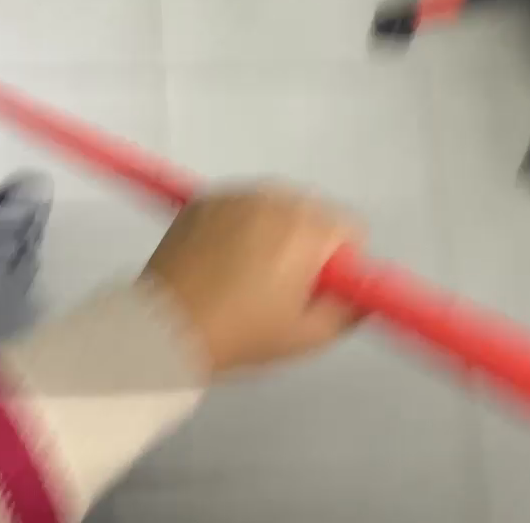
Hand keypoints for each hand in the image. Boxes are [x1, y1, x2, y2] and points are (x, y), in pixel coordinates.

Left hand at [140, 186, 363, 376]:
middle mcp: (270, 198)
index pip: (349, 228)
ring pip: (273, 205)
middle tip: (285, 283)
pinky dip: (241, 223)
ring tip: (250, 272)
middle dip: (308, 241)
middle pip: (310, 211)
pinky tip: (224, 258)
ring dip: (274, 229)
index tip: (321, 287)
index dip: (342, 261)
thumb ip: (349, 309)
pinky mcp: (202, 198)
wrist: (168, 321)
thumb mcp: (310, 335)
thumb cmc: (242, 331)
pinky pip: (238, 204)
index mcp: (304, 228)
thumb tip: (361, 293)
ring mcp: (232, 194)